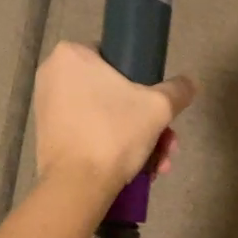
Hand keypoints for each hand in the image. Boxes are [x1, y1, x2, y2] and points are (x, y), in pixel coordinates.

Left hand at [31, 41, 195, 204]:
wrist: (77, 183)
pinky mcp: (48, 136)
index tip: (158, 113)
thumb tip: (190, 83)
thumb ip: (177, 92)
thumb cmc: (114, 134)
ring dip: (136, 142)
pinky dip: (112, 151)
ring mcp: (47, 106)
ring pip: (105, 120)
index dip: (143, 86)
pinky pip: (89, 136)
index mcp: (73, 54)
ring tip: (155, 167)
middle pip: (114, 97)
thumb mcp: (158, 109)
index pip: (116, 61)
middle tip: (165, 148)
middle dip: (146, 125)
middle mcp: (53, 74)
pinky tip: (134, 172)